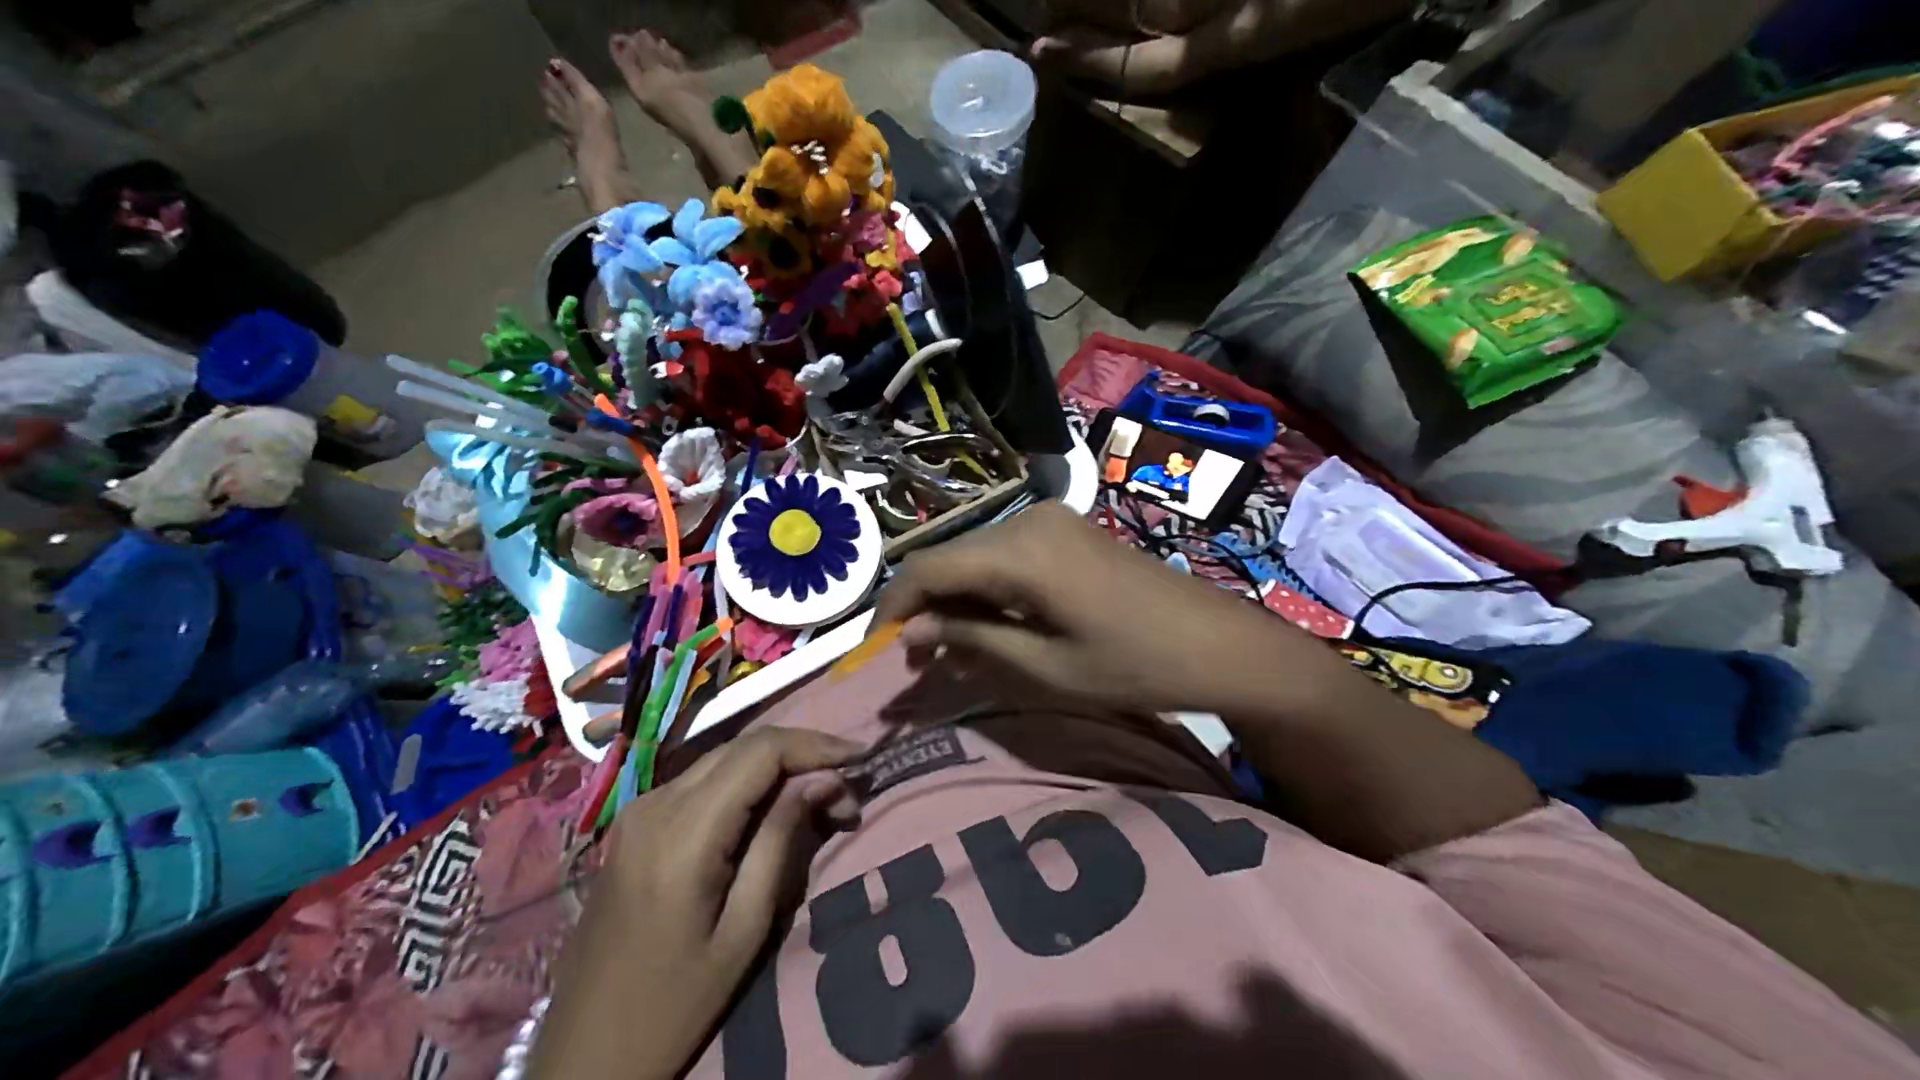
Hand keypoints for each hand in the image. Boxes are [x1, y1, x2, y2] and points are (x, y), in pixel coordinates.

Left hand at [532, 727, 860, 1078]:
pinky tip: (775, 809)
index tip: (861, 760)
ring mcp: (640, 809)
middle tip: (849, 792)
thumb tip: (823, 780)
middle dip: (804, 756)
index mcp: (682, 833)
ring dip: (778, 768)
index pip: (760, 751)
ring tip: (824, 801)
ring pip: (725, 758)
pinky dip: (748, 783)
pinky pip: (703, 781)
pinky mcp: (636, 822)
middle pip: (744, 746)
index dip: (816, 746)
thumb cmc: (674, 1003)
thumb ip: (781, 840)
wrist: (583, 1049)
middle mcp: (656, 803)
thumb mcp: (744, 929)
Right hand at [874, 504, 1317, 714]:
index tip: (876, 648)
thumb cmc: (1134, 665)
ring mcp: (1051, 521)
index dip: (894, 607)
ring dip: (956, 599)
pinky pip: (1007, 555)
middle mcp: (1028, 520)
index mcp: (1019, 551)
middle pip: (949, 558)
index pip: (928, 569)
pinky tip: (989, 624)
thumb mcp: (1044, 666)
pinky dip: (987, 589)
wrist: (1219, 644)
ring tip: (949, 651)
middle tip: (914, 661)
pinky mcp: (1067, 531)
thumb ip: (970, 639)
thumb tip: (911, 632)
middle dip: (924, 606)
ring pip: (976, 556)